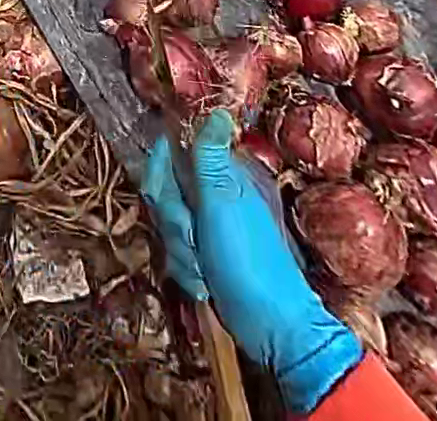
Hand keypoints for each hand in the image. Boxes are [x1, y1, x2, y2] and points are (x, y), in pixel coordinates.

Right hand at [139, 112, 361, 413]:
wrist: (272, 327)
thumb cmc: (250, 261)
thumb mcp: (225, 203)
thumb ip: (210, 157)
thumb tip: (218, 109)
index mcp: (226, 172)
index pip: (172, 154)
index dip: (164, 177)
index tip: (179, 204)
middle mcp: (217, 192)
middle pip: (166, 191)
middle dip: (177, 223)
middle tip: (199, 240)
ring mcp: (211, 224)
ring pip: (168, 224)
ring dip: (182, 251)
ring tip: (205, 267)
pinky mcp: (205, 253)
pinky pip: (175, 251)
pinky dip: (187, 269)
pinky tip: (205, 282)